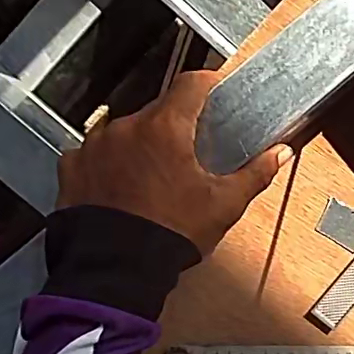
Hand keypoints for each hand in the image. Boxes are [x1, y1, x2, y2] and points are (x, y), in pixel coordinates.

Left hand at [56, 71, 290, 254]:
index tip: (214, 92)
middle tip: (187, 154)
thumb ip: (254, 174)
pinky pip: (95, 155)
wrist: (114, 270)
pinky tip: (119, 189)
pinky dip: (108, 165)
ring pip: (125, 132)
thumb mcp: (222, 205)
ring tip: (151, 178)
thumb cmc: (171, 234)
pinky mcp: (72, 168)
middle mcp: (126, 127)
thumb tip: (281, 152)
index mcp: (165, 128)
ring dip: (140, 145)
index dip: (207, 83)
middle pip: (157, 111)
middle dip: (174, 126)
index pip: (191, 83)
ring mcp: (94, 146)